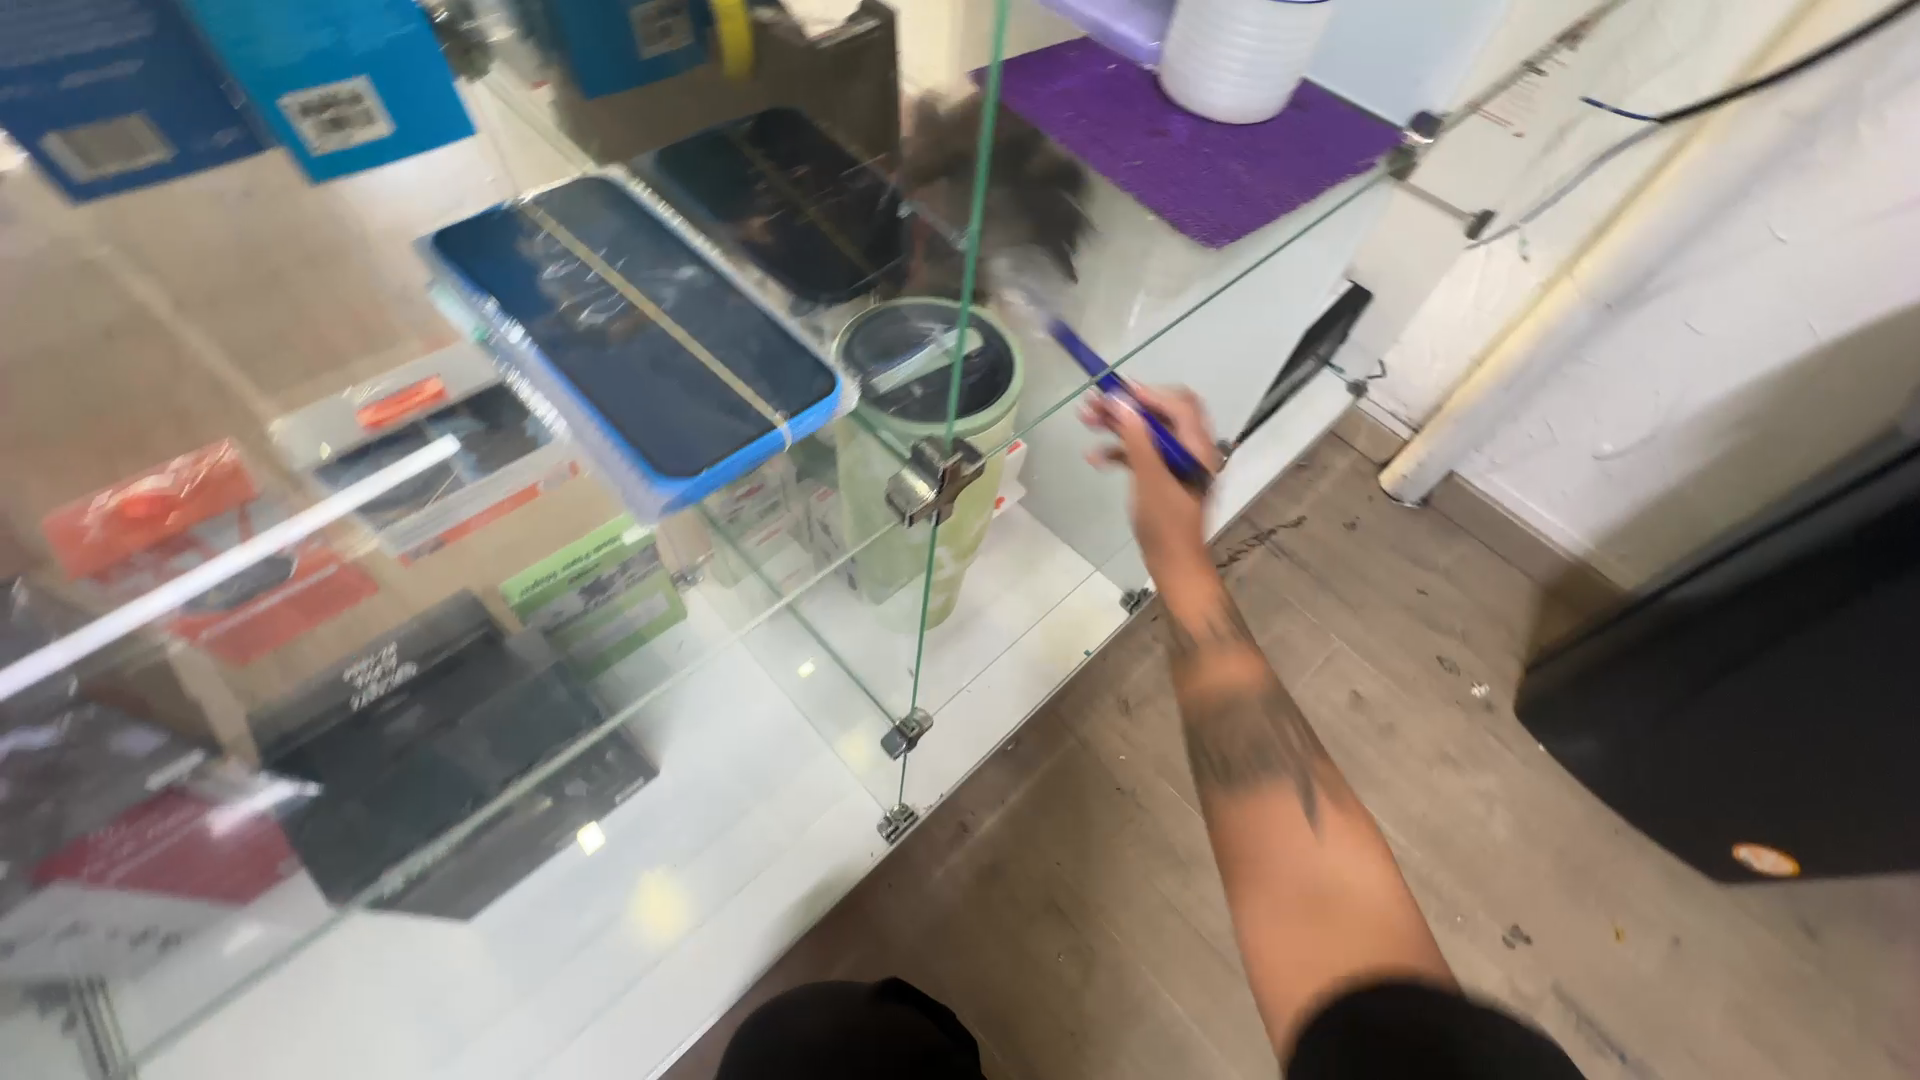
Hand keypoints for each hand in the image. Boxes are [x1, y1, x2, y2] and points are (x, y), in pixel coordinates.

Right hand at [1079, 384, 1222, 583]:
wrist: (1173, 564)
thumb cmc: (1166, 526)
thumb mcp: (1150, 479)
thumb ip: (1137, 438)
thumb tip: (1121, 402)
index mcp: (1197, 447)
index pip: (1177, 405)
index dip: (1147, 394)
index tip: (1115, 392)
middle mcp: (1189, 449)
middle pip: (1159, 414)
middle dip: (1126, 408)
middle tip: (1092, 405)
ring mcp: (1175, 464)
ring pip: (1147, 432)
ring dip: (1118, 426)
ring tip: (1087, 422)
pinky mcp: (1161, 477)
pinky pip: (1141, 454)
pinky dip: (1119, 451)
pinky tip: (1097, 458)